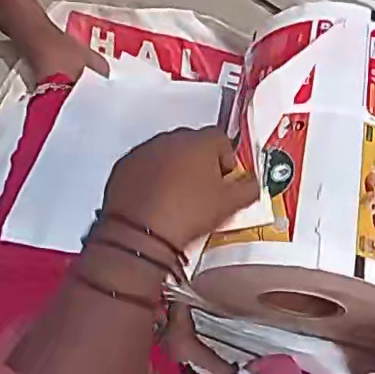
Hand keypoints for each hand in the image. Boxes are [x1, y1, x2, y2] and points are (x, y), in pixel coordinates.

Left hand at [102, 127, 258, 250]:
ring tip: (177, 199)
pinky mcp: (124, 165)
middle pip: (193, 144)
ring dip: (174, 169)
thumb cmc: (188, 214)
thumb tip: (251, 183)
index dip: (226, 160)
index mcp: (200, 142)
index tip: (224, 181)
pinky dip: (150, 178)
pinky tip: (156, 201)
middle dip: (200, 163)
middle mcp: (171, 138)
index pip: (221, 139)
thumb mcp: (230, 205)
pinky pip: (144, 166)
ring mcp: (144, 150)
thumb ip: (248, 187)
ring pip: (167, 154)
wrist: (141, 235)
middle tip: (202, 192)